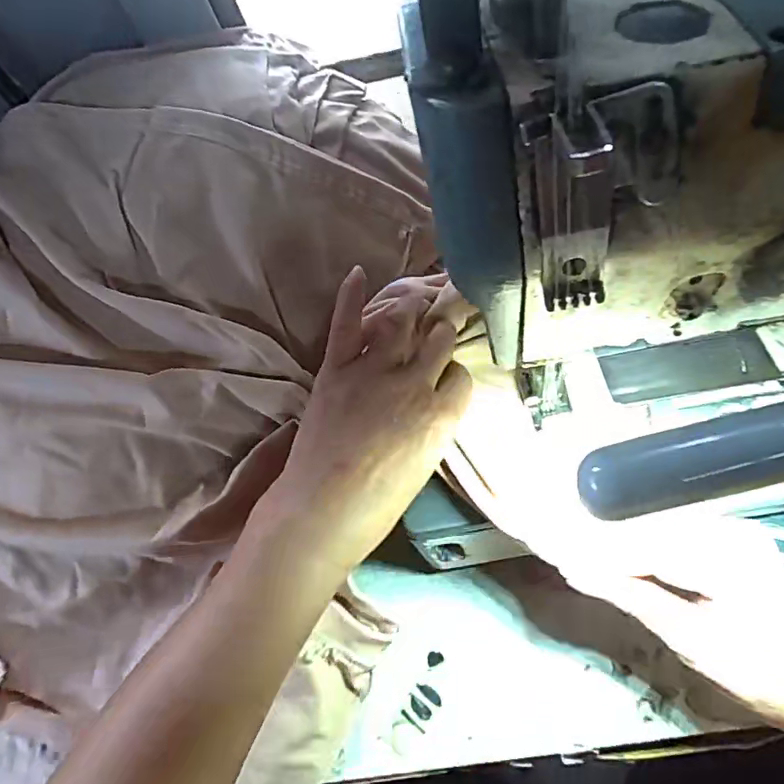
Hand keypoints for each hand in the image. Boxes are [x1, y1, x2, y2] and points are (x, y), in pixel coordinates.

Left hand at [253, 267, 474, 569]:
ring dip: (410, 313)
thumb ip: (433, 426)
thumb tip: (432, 405)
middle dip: (441, 335)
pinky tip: (359, 273)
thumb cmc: (378, 505)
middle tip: (436, 332)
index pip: (462, 375)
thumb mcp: (424, 466)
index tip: (446, 380)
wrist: (322, 510)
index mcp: (443, 415)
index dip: (454, 376)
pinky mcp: (336, 369)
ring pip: (402, 323)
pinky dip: (351, 297)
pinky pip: (348, 325)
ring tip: (413, 307)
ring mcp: (373, 372)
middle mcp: (415, 383)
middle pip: (438, 340)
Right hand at [557, 537, 783, 736]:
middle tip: (570, 551)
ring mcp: (737, 532)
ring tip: (589, 551)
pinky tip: (627, 554)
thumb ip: (634, 599)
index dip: (606, 552)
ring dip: (628, 540)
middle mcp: (737, 533)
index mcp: (733, 559)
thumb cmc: (756, 672)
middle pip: (658, 530)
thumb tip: (580, 572)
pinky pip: (680, 533)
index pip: (653, 547)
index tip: (565, 556)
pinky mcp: (734, 538)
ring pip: (665, 528)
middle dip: (613, 542)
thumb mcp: (690, 641)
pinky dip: (651, 544)